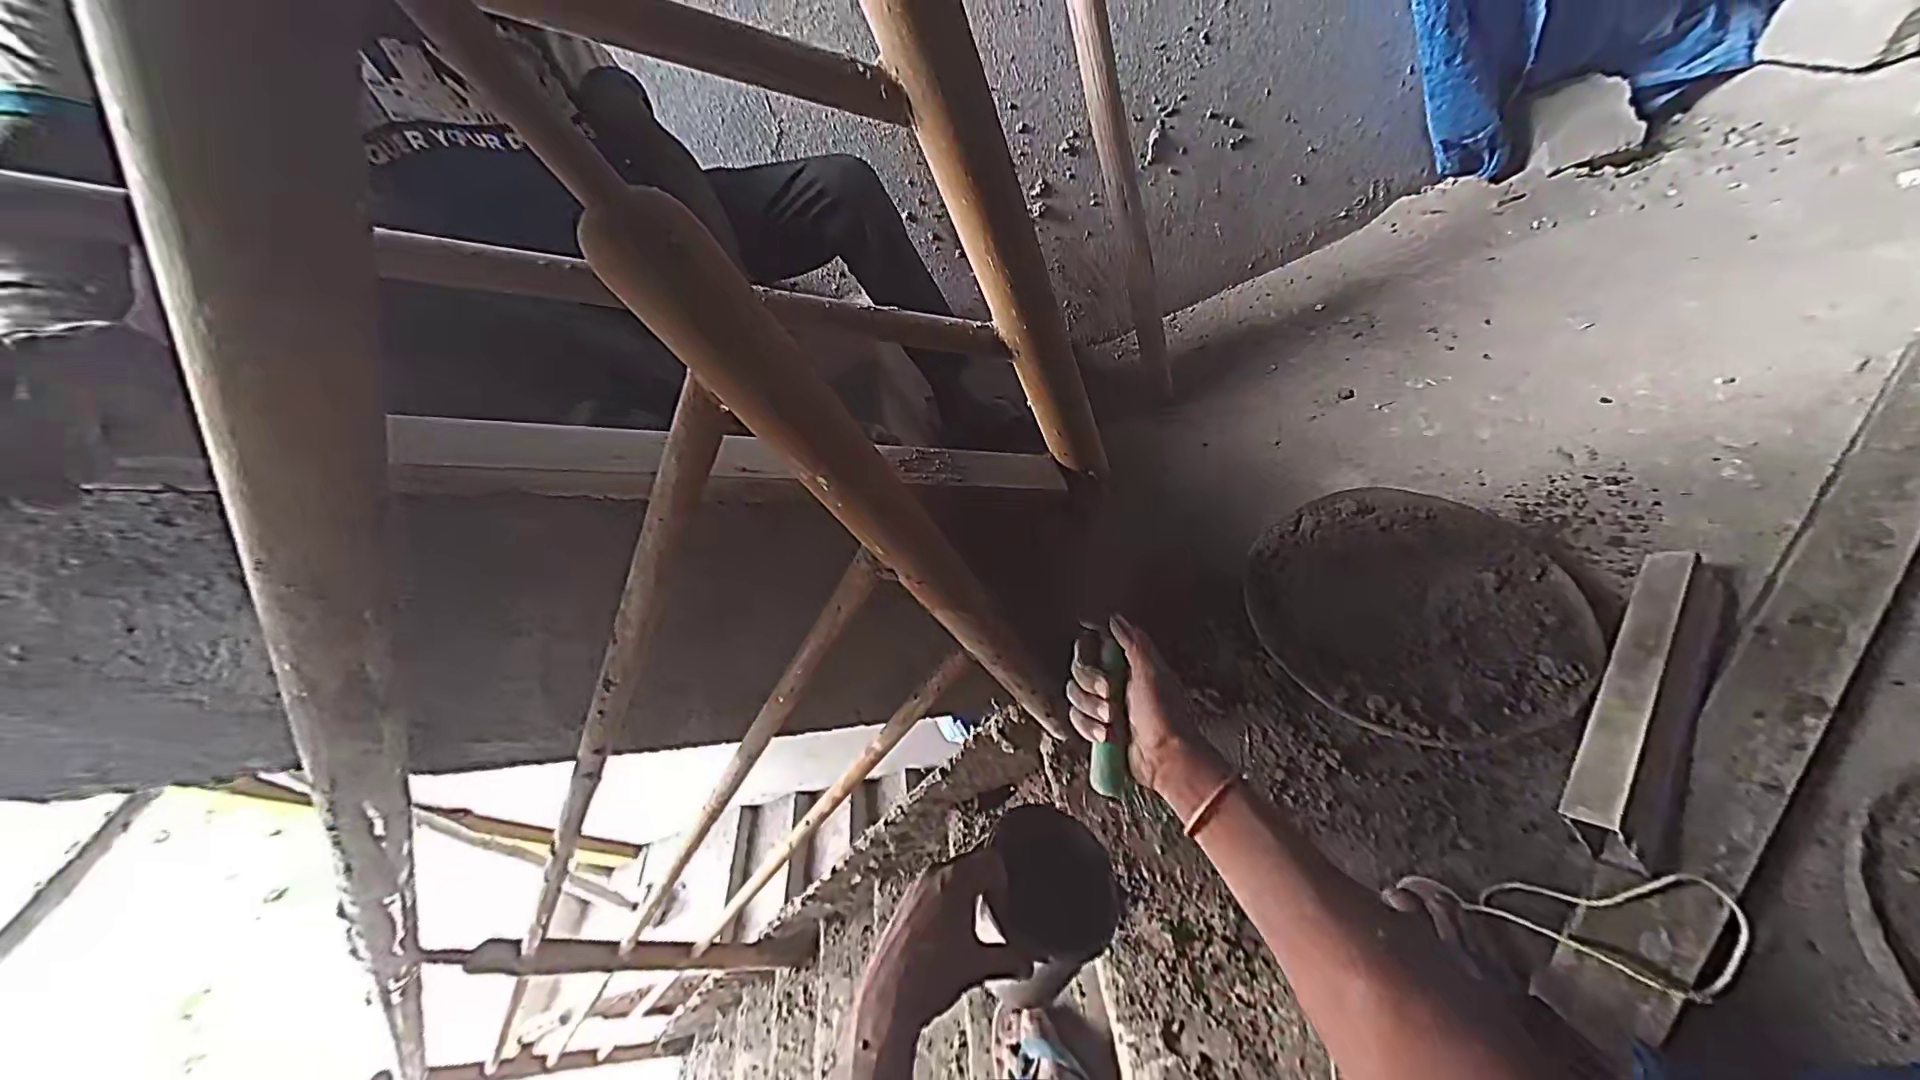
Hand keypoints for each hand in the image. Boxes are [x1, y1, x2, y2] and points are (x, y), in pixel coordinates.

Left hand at [853, 848, 1029, 1039]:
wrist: (889, 998)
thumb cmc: (928, 977)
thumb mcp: (979, 966)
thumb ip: (1010, 959)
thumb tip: (1026, 962)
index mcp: (955, 880)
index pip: (991, 860)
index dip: (1004, 885)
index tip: (1004, 911)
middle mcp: (933, 876)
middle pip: (972, 866)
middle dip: (987, 890)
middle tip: (995, 920)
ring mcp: (916, 888)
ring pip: (952, 879)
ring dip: (967, 898)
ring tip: (972, 932)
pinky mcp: (905, 904)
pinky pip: (934, 891)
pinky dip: (948, 906)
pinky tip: (949, 939)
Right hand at [1066, 615, 1211, 792]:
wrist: (1165, 759)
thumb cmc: (1165, 715)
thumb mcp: (1152, 673)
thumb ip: (1133, 644)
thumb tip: (1115, 619)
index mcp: (1127, 665)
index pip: (1095, 646)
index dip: (1089, 649)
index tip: (1088, 648)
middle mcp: (1113, 682)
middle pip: (1079, 670)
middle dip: (1091, 684)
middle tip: (1110, 694)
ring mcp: (1103, 706)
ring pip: (1075, 696)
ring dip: (1091, 709)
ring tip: (1112, 721)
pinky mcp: (1097, 727)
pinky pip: (1076, 719)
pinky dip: (1089, 728)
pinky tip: (1106, 736)